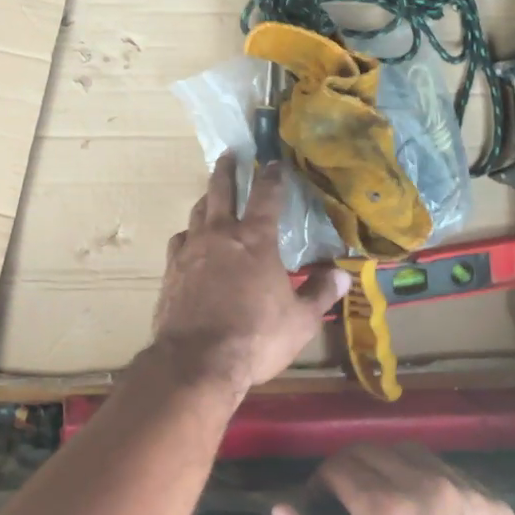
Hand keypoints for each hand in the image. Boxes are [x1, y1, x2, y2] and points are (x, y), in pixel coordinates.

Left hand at [151, 154, 350, 396]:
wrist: (197, 359)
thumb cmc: (256, 337)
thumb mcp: (300, 321)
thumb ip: (320, 293)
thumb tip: (343, 274)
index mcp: (255, 239)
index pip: (267, 196)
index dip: (272, 177)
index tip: (273, 162)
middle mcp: (220, 234)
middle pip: (221, 190)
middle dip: (227, 169)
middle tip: (230, 154)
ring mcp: (192, 249)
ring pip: (198, 212)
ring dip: (207, 199)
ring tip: (211, 195)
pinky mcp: (172, 269)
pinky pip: (181, 240)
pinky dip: (189, 234)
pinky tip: (190, 241)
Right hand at [272, 444, 514, 514]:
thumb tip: (282, 510)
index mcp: (388, 510)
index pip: (339, 466)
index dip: (321, 484)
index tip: (319, 505)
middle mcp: (428, 488)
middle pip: (372, 452)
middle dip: (350, 472)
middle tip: (344, 501)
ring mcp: (467, 495)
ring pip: (413, 454)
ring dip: (389, 469)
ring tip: (383, 500)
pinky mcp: (499, 511)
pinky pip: (452, 474)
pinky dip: (430, 483)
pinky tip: (426, 512)